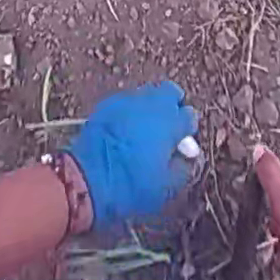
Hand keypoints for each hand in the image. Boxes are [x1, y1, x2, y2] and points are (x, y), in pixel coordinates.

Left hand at [66, 81, 197, 229]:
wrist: (89, 178)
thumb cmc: (132, 185)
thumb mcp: (167, 187)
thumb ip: (184, 167)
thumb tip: (188, 156)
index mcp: (170, 122)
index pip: (189, 115)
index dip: (188, 129)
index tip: (183, 142)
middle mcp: (151, 103)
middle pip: (170, 92)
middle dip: (173, 106)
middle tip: (168, 128)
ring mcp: (128, 100)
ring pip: (148, 94)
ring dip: (151, 107)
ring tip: (145, 130)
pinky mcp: (108, 103)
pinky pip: (127, 101)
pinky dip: (131, 111)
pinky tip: (125, 130)